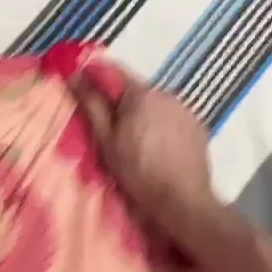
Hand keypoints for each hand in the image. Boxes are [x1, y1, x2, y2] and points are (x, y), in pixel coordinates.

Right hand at [74, 59, 221, 242]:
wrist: (184, 202)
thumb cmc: (138, 170)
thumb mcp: (105, 139)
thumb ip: (91, 104)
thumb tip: (73, 75)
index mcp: (141, 93)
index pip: (112, 69)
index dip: (94, 74)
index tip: (81, 86)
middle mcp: (167, 93)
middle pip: (135, 87)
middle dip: (119, 99)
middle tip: (108, 123)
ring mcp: (186, 109)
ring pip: (154, 102)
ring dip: (141, 111)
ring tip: (135, 137)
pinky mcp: (199, 126)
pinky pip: (172, 115)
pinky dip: (160, 122)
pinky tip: (157, 145)